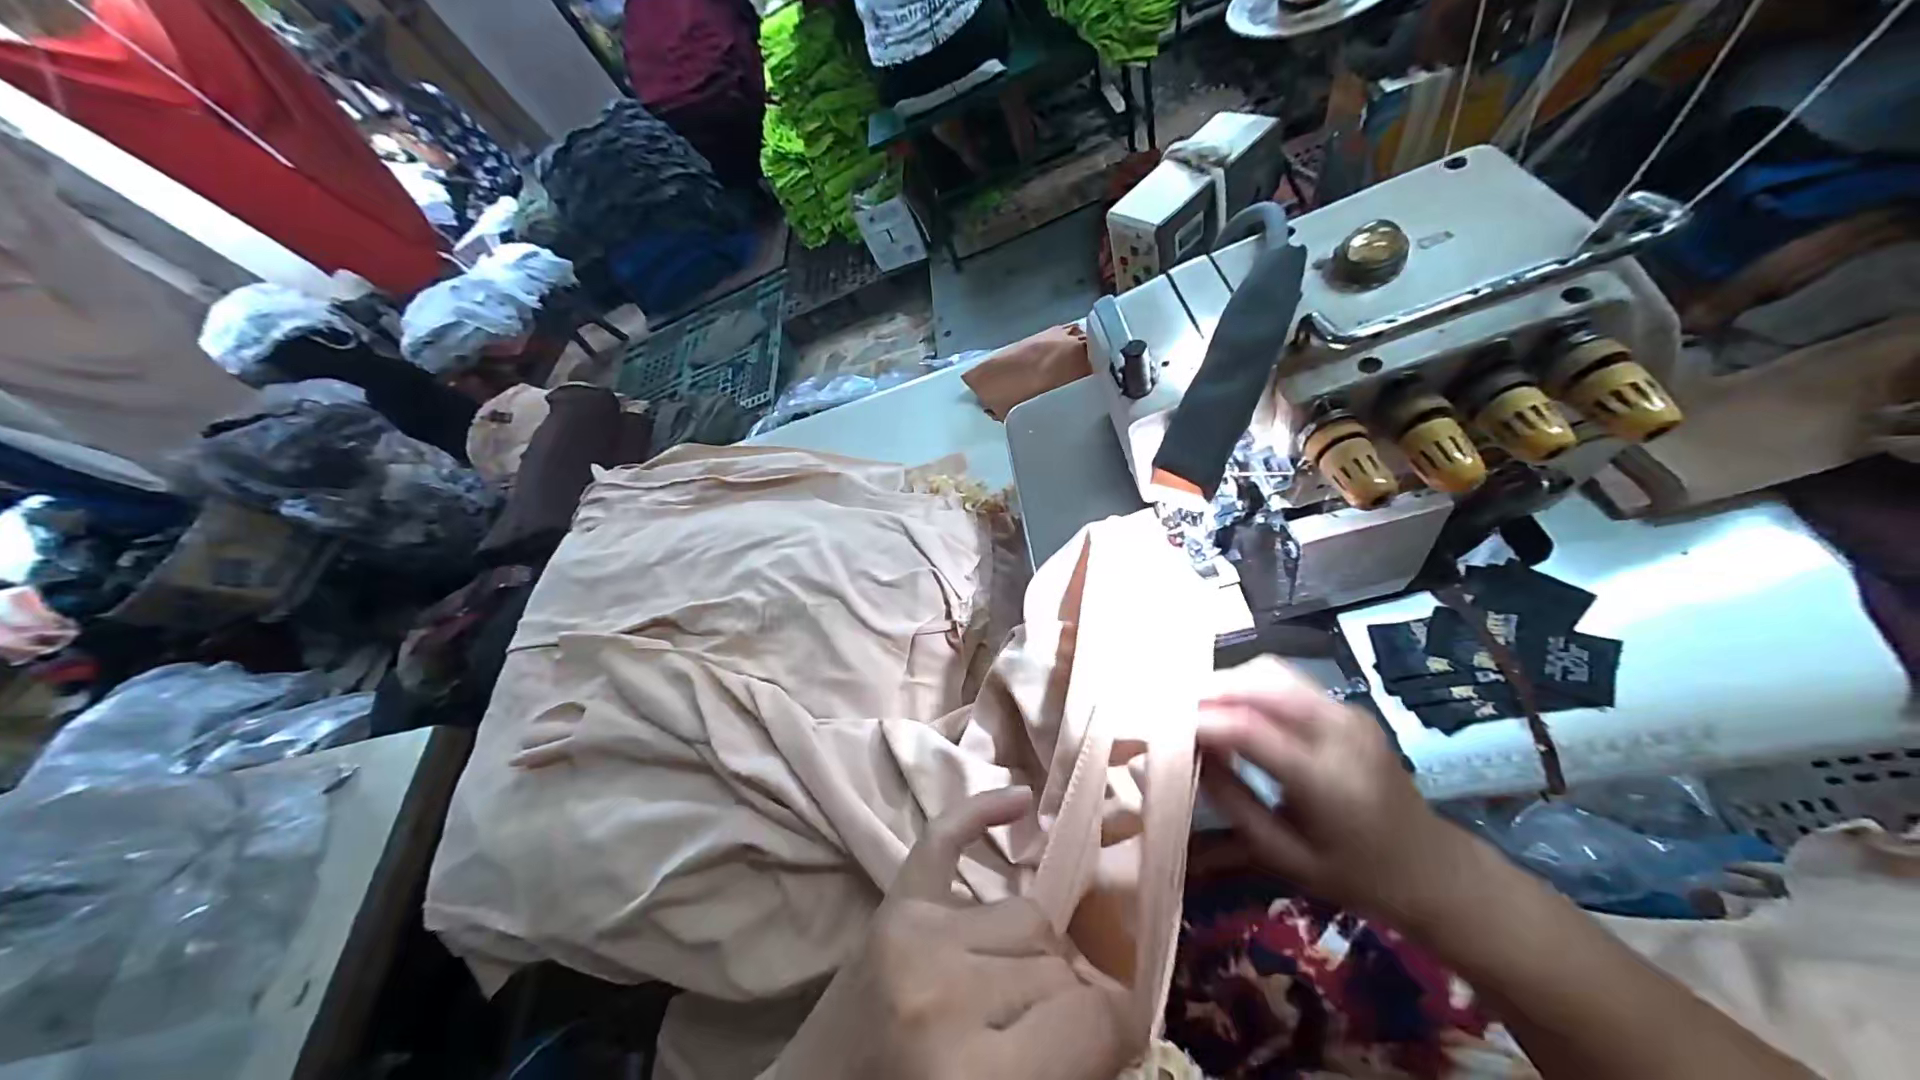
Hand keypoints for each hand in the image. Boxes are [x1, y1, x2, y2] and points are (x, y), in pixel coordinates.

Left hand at [775, 788, 1139, 1079]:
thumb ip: (1071, 1068)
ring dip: (1038, 949)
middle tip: (1058, 1028)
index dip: (1120, 1029)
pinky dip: (982, 812)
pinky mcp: (891, 905)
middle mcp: (943, 991)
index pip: (1093, 1018)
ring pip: (1027, 912)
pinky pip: (944, 837)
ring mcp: (912, 935)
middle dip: (1071, 997)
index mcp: (974, 1074)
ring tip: (1023, 985)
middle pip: (1058, 961)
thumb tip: (1122, 1016)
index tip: (1121, 1038)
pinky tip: (1021, 801)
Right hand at [1196, 657, 1476, 927]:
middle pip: (1260, 682)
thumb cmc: (1354, 875)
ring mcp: (1347, 713)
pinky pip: (1285, 679)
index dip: (1200, 720)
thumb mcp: (1283, 855)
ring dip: (1227, 682)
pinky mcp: (1347, 707)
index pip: (1250, 728)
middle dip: (1208, 689)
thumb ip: (1232, 800)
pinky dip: (1249, 685)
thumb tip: (1187, 754)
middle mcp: (1340, 732)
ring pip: (1270, 670)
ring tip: (1197, 707)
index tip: (1163, 726)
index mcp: (1327, 780)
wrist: (1433, 869)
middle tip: (1172, 710)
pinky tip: (1232, 709)